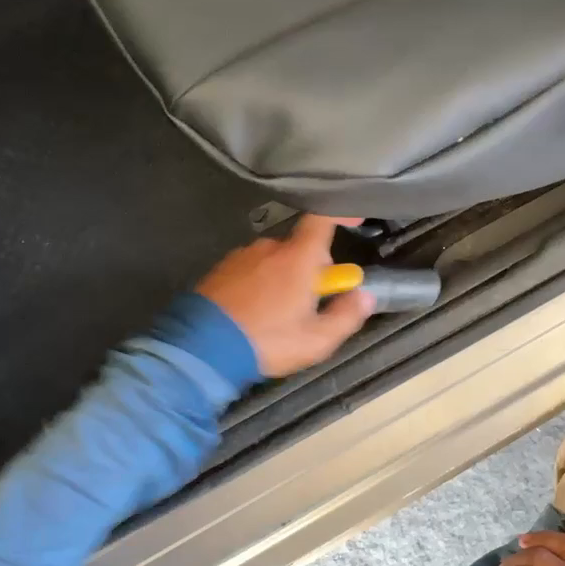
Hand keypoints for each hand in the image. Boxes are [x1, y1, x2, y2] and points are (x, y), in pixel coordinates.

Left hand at [195, 214, 373, 377]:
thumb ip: (346, 316)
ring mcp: (241, 255)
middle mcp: (270, 247)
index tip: (355, 221)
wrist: (200, 350)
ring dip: (282, 277)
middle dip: (310, 269)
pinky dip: (258, 283)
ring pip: (275, 259)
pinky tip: (252, 312)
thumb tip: (364, 296)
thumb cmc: (267, 341)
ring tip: (276, 314)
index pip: (323, 219)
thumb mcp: (316, 340)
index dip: (342, 215)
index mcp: (298, 257)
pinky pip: (250, 268)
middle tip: (308, 303)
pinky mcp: (220, 269)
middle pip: (301, 246)